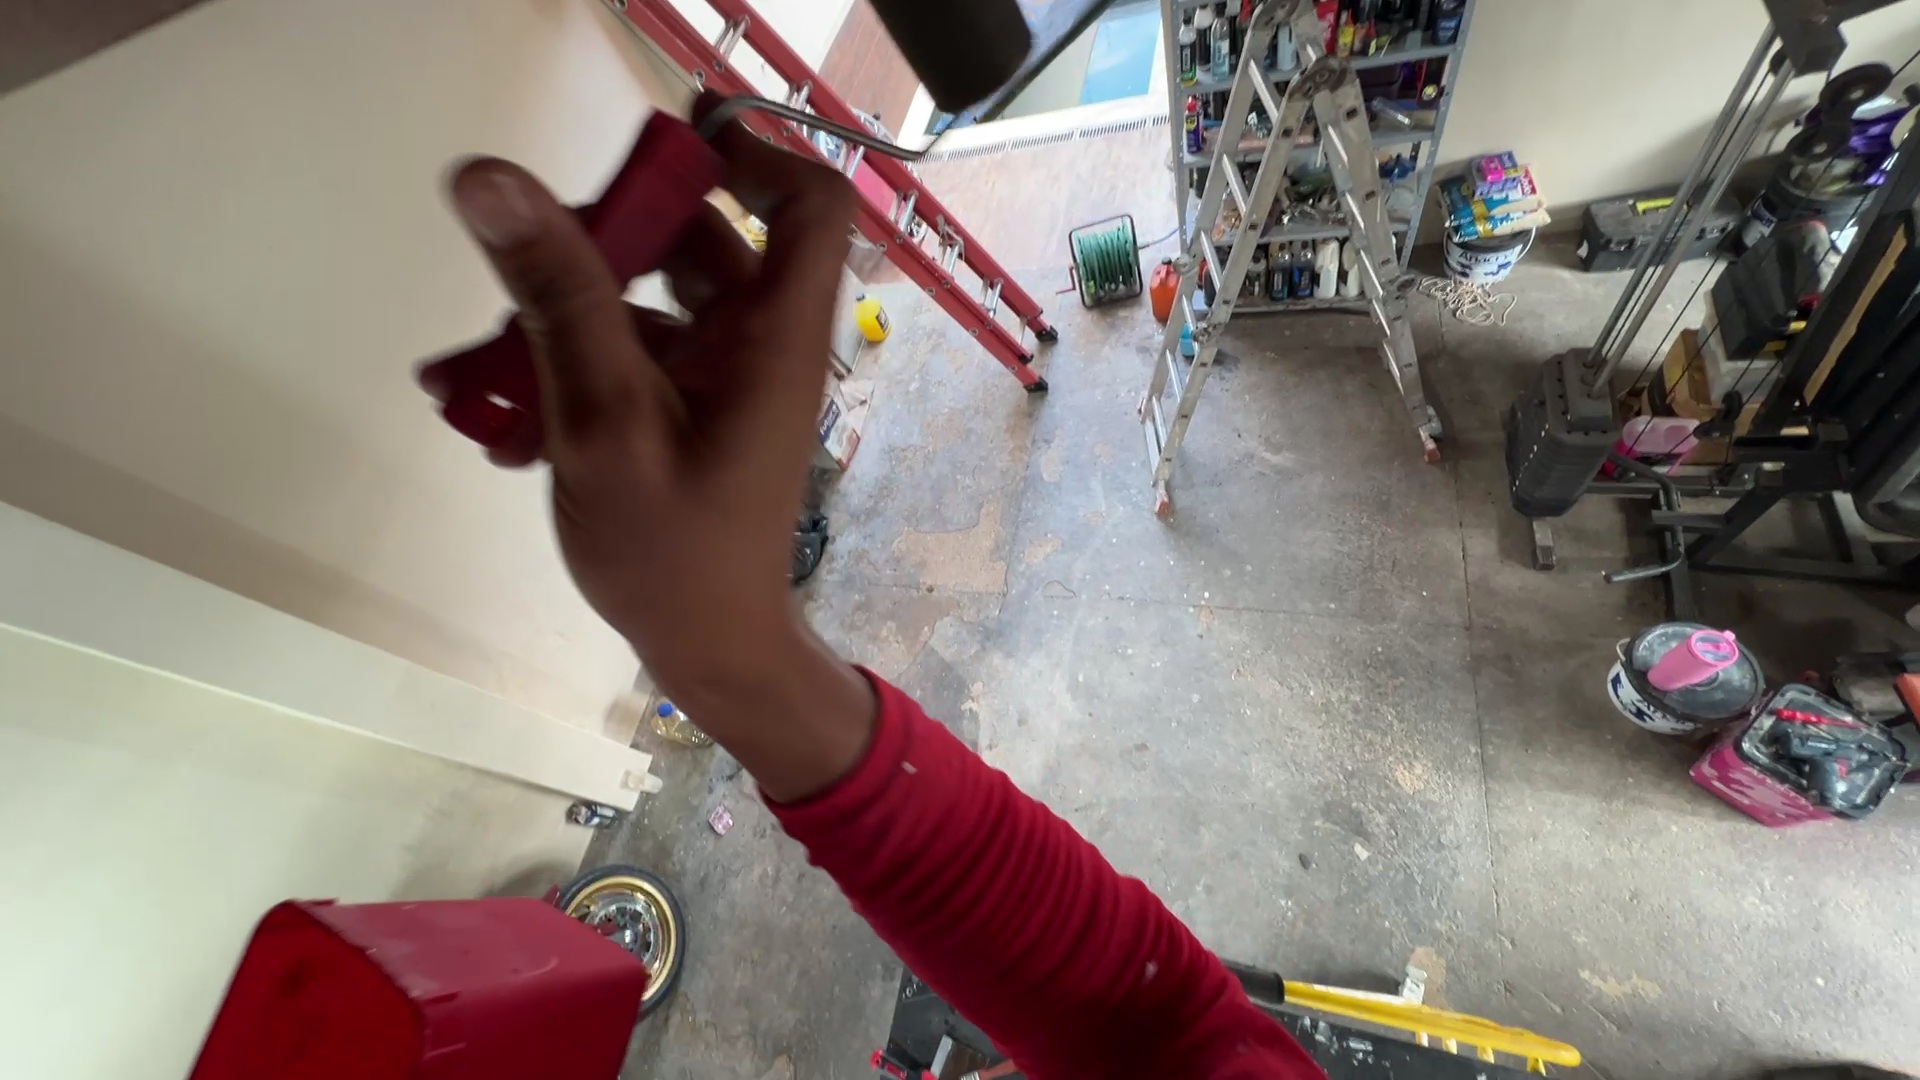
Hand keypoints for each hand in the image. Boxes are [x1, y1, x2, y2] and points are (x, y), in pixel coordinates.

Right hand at [436, 106, 874, 798]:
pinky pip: (636, 355)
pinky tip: (498, 422)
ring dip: (563, 316)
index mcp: (776, 340)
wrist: (709, 645)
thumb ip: (562, 301)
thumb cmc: (675, 553)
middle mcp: (760, 346)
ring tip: (475, 371)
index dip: (755, 158)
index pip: (811, 208)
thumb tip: (493, 177)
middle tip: (521, 265)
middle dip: (606, 239)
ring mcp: (725, 378)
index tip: (663, 151)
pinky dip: (573, 367)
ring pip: (652, 300)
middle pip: (704, 241)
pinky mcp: (692, 409)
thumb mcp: (607, 424)